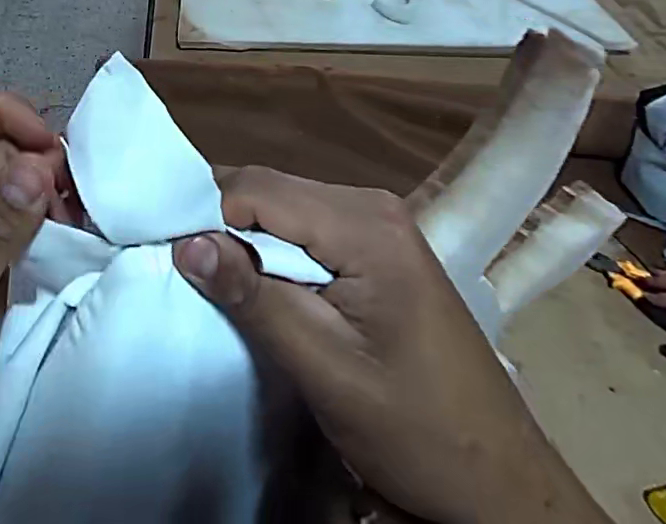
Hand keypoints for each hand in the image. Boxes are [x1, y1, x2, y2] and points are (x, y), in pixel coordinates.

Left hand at [0, 93, 63, 466]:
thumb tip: (37, 166)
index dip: (5, 114)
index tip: (50, 145)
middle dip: (39, 157)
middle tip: (74, 194)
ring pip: (21, 177)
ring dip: (53, 188)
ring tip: (77, 220)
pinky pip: (32, 213)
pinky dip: (56, 215)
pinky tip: (75, 233)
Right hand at [172, 167, 591, 523]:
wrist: (497, 475)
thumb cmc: (416, 427)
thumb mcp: (326, 368)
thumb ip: (256, 299)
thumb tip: (186, 242)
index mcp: (366, 224)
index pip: (259, 190)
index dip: (207, 214)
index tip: (169, 254)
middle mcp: (372, 204)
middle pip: (271, 190)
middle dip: (222, 222)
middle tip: (183, 268)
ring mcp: (379, 222)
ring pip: (284, 206)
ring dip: (245, 237)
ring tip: (214, 280)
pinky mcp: (378, 245)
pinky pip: (306, 227)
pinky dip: (273, 247)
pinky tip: (259, 282)